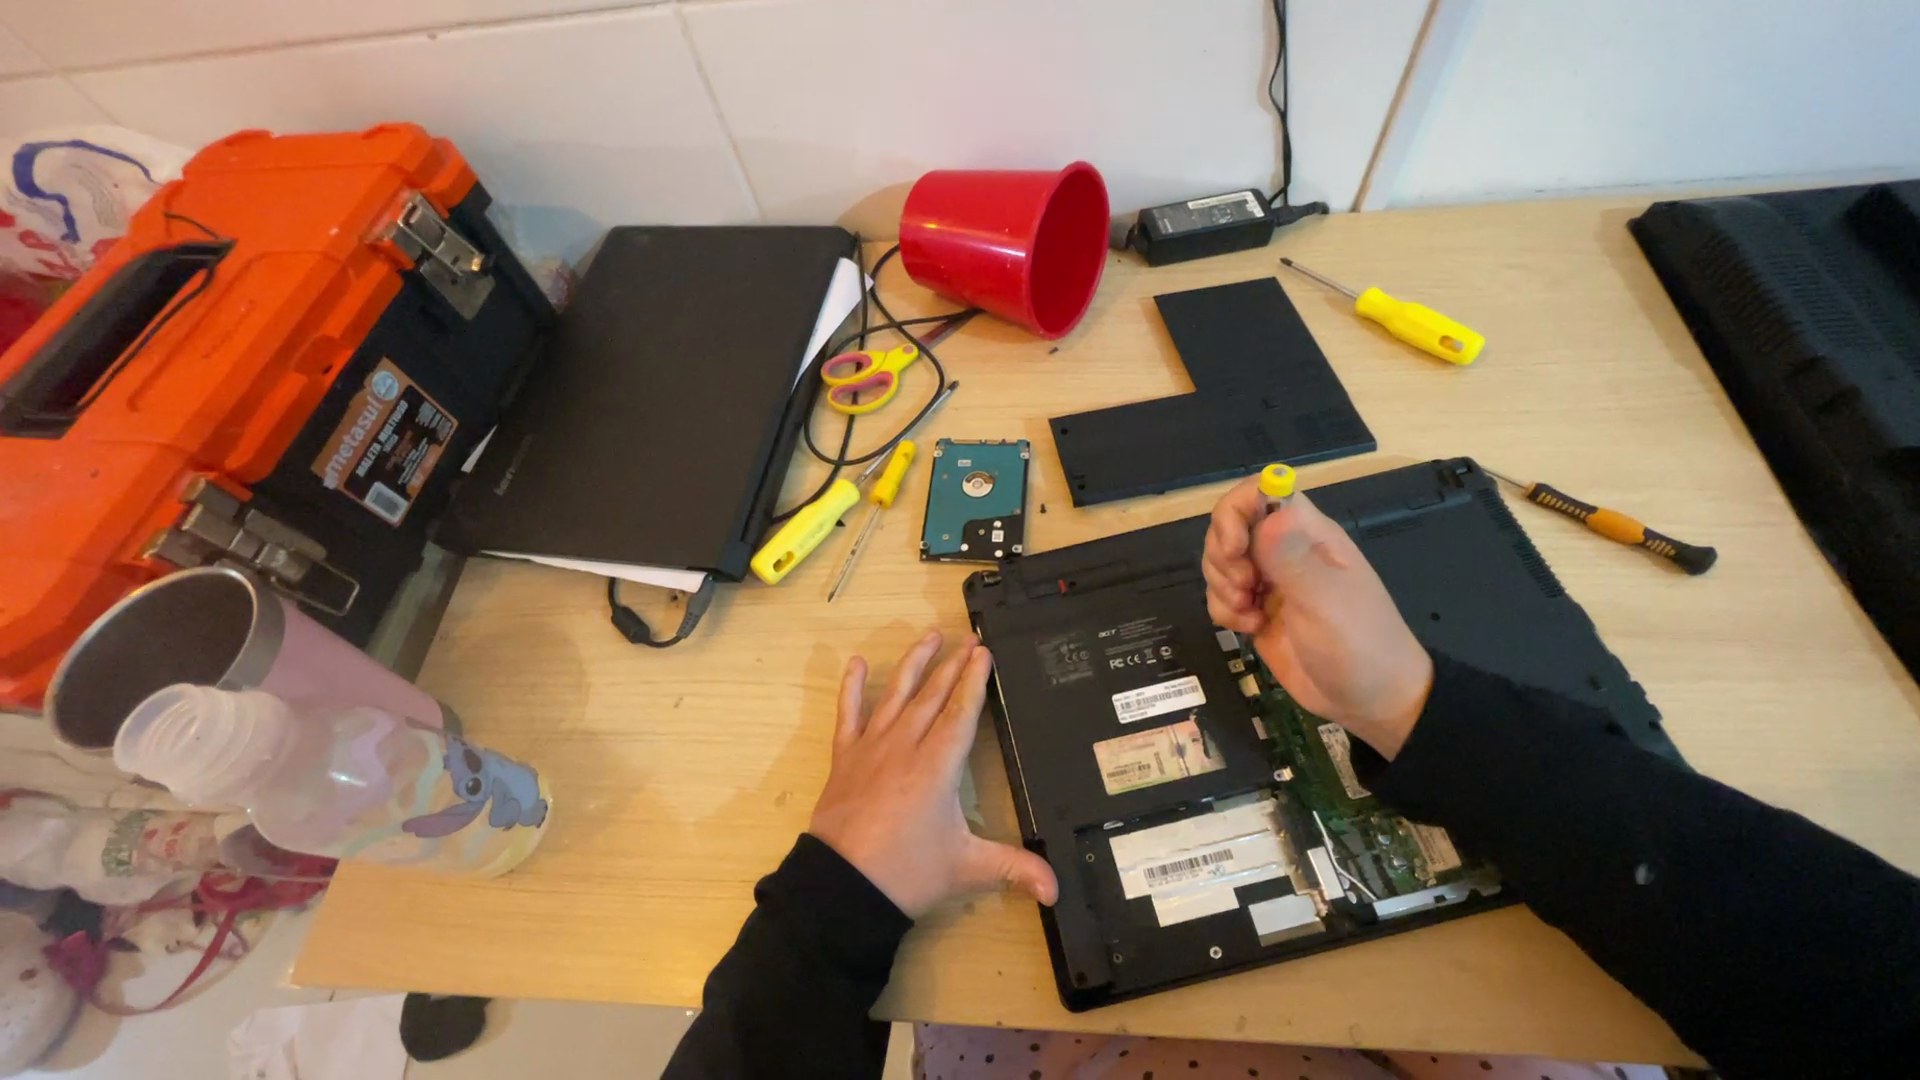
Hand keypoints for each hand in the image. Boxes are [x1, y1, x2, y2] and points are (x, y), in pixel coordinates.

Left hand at [808, 630, 1058, 917]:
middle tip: (968, 638)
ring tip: (929, 636)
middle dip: (953, 664)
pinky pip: (848, 714)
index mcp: (937, 766)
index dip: (974, 680)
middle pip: (933, 695)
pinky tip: (857, 663)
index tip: (983, 652)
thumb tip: (1057, 889)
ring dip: (914, 663)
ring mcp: (872, 747)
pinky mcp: (845, 757)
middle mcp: (906, 745)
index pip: (961, 712)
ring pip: (897, 694)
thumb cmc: (907, 873)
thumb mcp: (966, 869)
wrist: (841, 887)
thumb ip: (1013, 869)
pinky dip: (852, 688)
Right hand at [1202, 477, 1432, 757]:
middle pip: (1229, 527)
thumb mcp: (1325, 600)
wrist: (1370, 702)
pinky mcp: (1256, 611)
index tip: (1232, 548)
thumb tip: (1268, 510)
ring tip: (1247, 612)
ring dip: (1221, 587)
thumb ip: (1292, 558)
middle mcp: (1284, 551)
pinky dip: (1224, 612)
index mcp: (1308, 535)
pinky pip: (1221, 598)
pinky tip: (1249, 628)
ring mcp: (1268, 582)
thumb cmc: (1359, 644)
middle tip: (1244, 587)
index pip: (1260, 493)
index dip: (1235, 512)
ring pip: (1219, 563)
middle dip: (1222, 557)